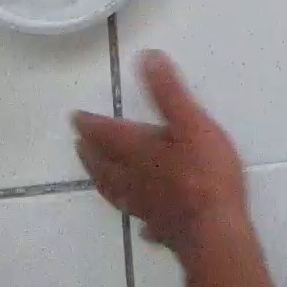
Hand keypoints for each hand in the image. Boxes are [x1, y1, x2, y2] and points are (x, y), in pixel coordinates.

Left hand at [73, 51, 253, 255]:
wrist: (213, 229)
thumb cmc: (203, 171)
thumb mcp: (190, 120)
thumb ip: (168, 90)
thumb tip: (146, 57)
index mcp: (139, 151)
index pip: (107, 135)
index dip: (91, 124)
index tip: (74, 116)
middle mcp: (135, 179)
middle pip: (105, 165)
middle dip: (91, 152)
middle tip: (79, 143)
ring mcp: (146, 206)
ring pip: (116, 191)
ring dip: (104, 179)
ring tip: (98, 173)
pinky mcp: (163, 226)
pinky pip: (142, 219)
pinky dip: (139, 215)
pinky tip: (143, 221)